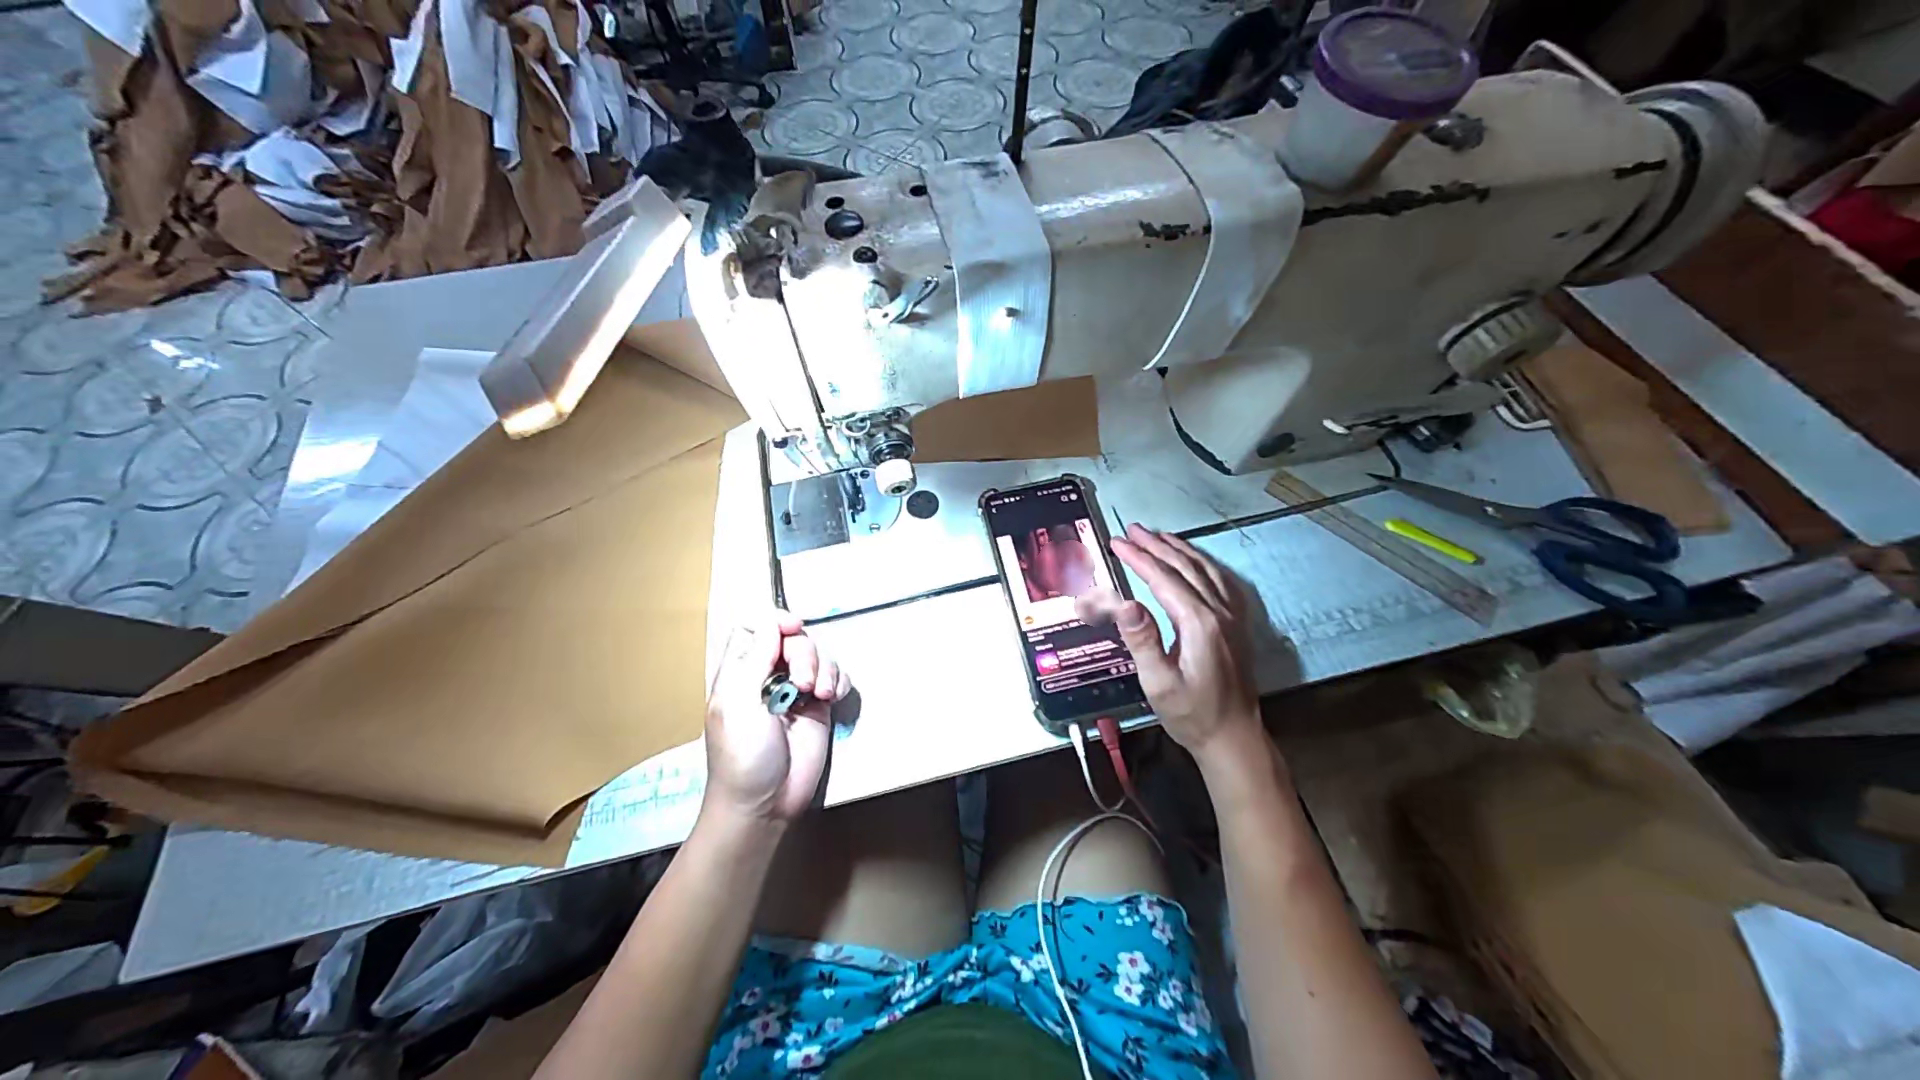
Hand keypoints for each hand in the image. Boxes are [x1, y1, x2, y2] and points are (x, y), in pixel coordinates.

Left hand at [704, 611, 850, 823]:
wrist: (766, 803)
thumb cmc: (742, 755)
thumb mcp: (739, 702)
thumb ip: (755, 657)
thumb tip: (771, 620)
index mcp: (740, 672)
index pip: (755, 628)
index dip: (774, 622)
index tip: (792, 628)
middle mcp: (768, 676)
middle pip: (792, 640)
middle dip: (804, 654)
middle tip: (803, 683)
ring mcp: (796, 691)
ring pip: (817, 656)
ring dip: (825, 668)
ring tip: (821, 695)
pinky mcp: (819, 708)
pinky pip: (836, 678)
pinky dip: (839, 681)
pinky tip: (834, 697)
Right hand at [1076, 524, 1262, 767]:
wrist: (1233, 738)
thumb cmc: (1191, 715)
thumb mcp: (1159, 683)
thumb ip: (1142, 640)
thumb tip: (1124, 602)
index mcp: (1199, 623)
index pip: (1164, 578)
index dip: (1138, 558)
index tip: (1115, 543)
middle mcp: (1219, 613)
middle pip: (1185, 567)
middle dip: (1156, 545)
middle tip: (1131, 530)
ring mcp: (1232, 618)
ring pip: (1206, 570)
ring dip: (1180, 549)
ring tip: (1158, 536)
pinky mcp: (1236, 627)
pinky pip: (1221, 582)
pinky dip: (1204, 564)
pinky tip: (1196, 562)